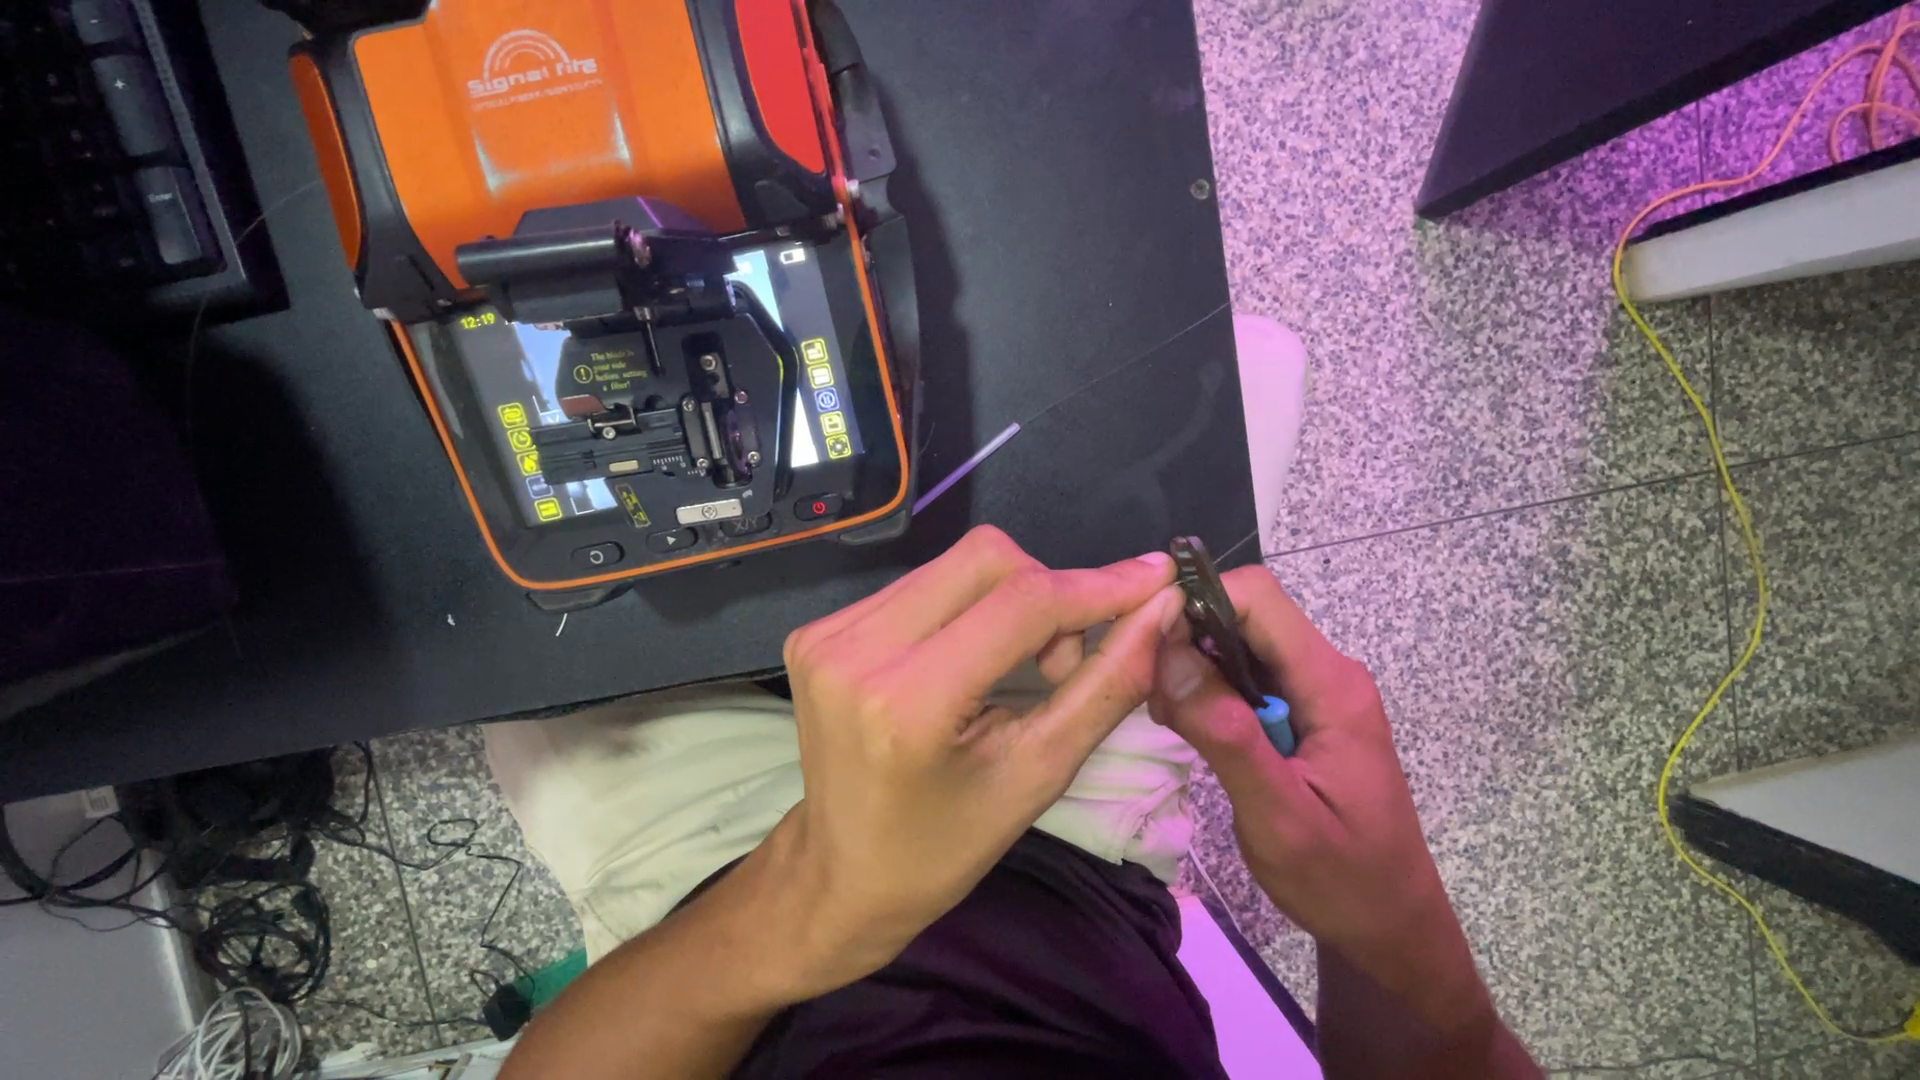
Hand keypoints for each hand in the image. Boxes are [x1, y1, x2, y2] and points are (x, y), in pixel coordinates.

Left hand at [759, 525, 1183, 995]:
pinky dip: (965, 608)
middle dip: (1049, 594)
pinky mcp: (818, 628)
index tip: (1157, 580)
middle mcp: (856, 649)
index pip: (1022, 602)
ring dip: (1007, 599)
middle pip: (986, 559)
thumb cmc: (942, 847)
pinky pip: (919, 584)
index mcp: (908, 701)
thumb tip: (1161, 608)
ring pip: (953, 564)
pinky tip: (967, 661)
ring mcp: (828, 633)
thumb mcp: (1037, 775)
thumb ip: (1106, 686)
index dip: (1099, 586)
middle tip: (1060, 664)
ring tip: (1015, 667)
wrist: (839, 873)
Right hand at [1148, 566, 1490, 1032]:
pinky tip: (1193, 732)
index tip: (1151, 646)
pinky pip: (1245, 677)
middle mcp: (1325, 672)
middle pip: (1242, 616)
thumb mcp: (1277, 815)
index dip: (1197, 604)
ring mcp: (1314, 691)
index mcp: (1330, 685)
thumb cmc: (1342, 880)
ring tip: (1174, 725)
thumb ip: (1225, 733)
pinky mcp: (1302, 711)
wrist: (1390, 926)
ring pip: (1237, 645)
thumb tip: (1168, 654)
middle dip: (1187, 643)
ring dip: (1193, 672)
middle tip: (1156, 701)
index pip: (1256, 596)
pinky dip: (1208, 694)